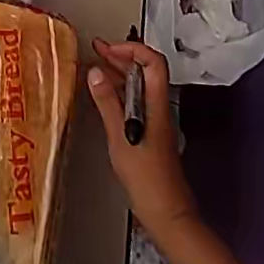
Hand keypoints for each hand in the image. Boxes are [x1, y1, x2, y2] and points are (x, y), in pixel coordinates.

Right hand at [87, 37, 198, 235]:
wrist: (167, 214)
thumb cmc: (147, 180)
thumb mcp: (120, 139)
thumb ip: (107, 104)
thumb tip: (95, 72)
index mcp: (157, 105)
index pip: (153, 62)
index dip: (132, 49)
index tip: (108, 48)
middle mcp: (159, 107)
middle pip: (146, 70)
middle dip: (122, 55)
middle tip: (97, 49)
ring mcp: (155, 119)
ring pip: (140, 85)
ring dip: (119, 72)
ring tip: (96, 64)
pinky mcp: (149, 131)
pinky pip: (135, 100)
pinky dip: (119, 90)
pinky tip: (104, 94)